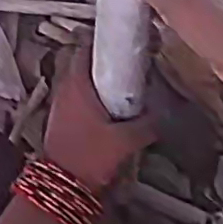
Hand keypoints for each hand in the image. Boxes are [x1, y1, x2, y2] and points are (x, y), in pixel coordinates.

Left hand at [41, 48, 154, 191]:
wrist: (62, 183)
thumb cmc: (90, 155)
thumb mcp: (125, 141)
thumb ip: (147, 125)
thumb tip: (162, 115)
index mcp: (76, 82)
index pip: (86, 47)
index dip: (104, 40)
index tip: (125, 41)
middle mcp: (65, 86)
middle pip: (85, 62)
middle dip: (106, 63)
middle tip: (130, 65)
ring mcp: (61, 101)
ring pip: (82, 80)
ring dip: (100, 81)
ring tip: (125, 87)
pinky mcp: (61, 116)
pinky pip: (79, 97)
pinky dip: (93, 96)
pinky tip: (111, 109)